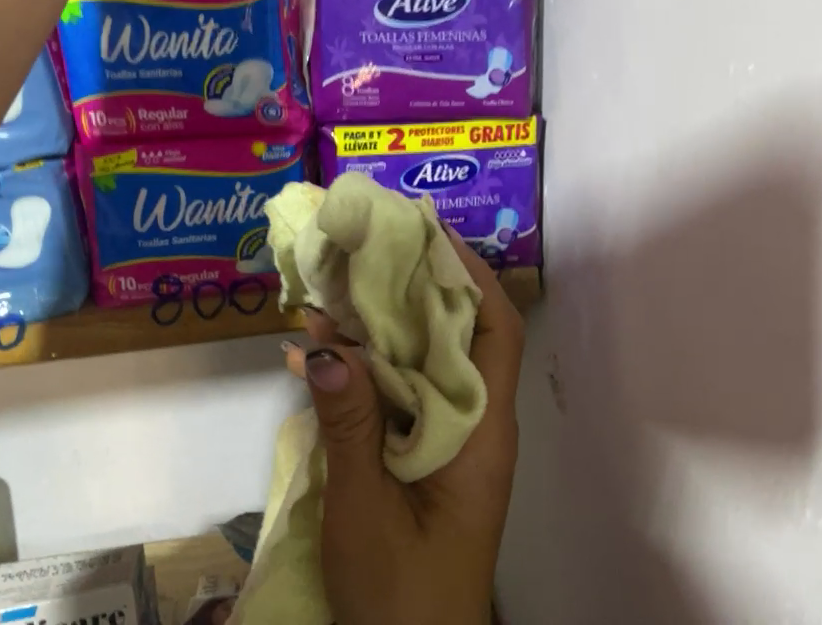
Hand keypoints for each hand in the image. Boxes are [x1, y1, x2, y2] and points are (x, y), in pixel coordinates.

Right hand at [282, 226, 523, 624]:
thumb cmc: (401, 593)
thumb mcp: (366, 509)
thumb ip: (350, 425)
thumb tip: (327, 342)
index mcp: (482, 429)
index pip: (496, 329)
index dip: (469, 274)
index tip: (427, 232)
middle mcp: (475, 424)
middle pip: (459, 335)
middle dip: (419, 287)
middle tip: (372, 246)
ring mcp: (450, 442)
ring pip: (426, 362)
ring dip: (388, 324)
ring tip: (343, 281)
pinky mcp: (424, 459)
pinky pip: (402, 396)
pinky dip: (369, 367)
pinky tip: (325, 350)